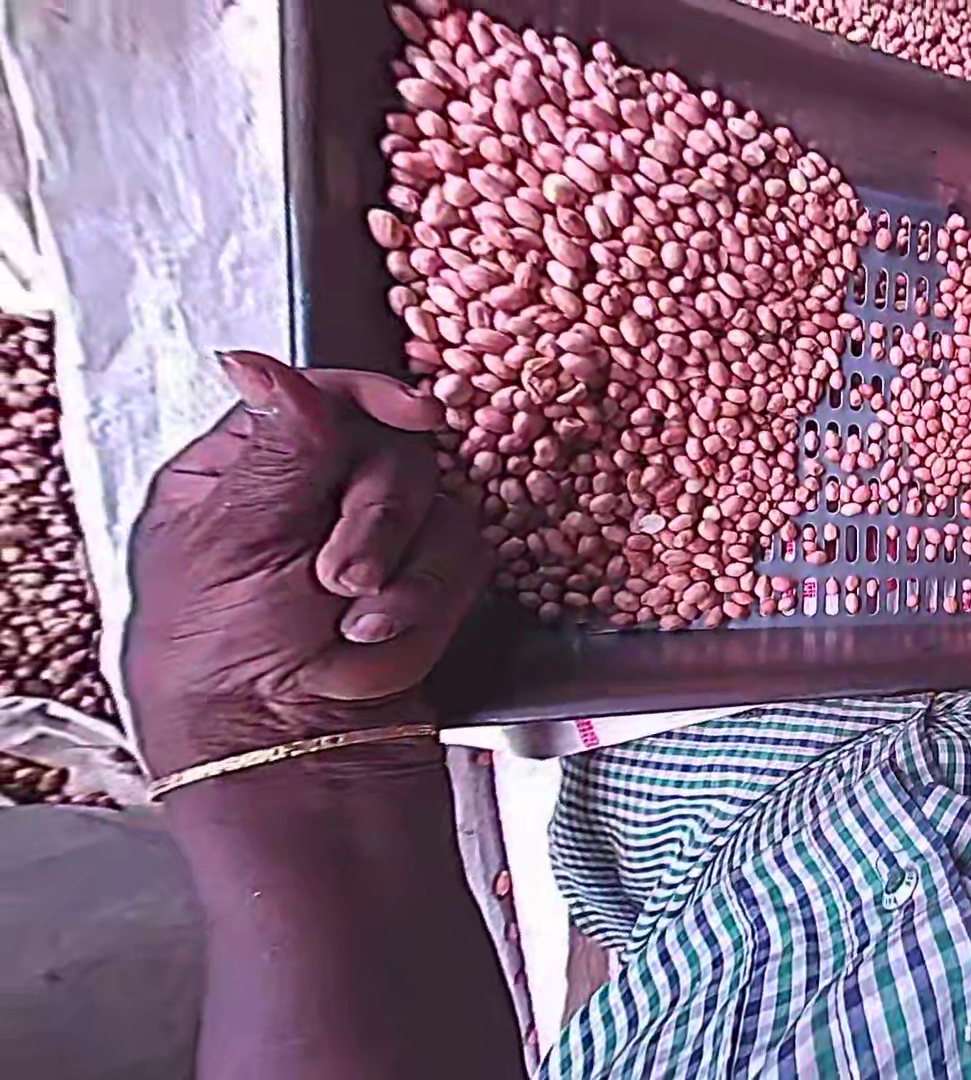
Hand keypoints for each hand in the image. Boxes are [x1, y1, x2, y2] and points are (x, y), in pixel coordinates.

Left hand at [126, 351, 486, 777]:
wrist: (299, 722)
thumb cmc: (231, 642)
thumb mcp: (236, 543)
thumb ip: (277, 456)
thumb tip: (261, 365)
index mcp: (261, 467)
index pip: (331, 400)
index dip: (377, 399)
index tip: (418, 415)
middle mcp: (337, 489)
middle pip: (401, 455)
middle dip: (381, 518)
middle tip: (341, 576)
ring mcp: (399, 527)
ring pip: (445, 507)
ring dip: (406, 569)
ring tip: (358, 617)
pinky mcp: (445, 563)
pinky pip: (467, 554)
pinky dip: (430, 594)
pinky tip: (385, 626)